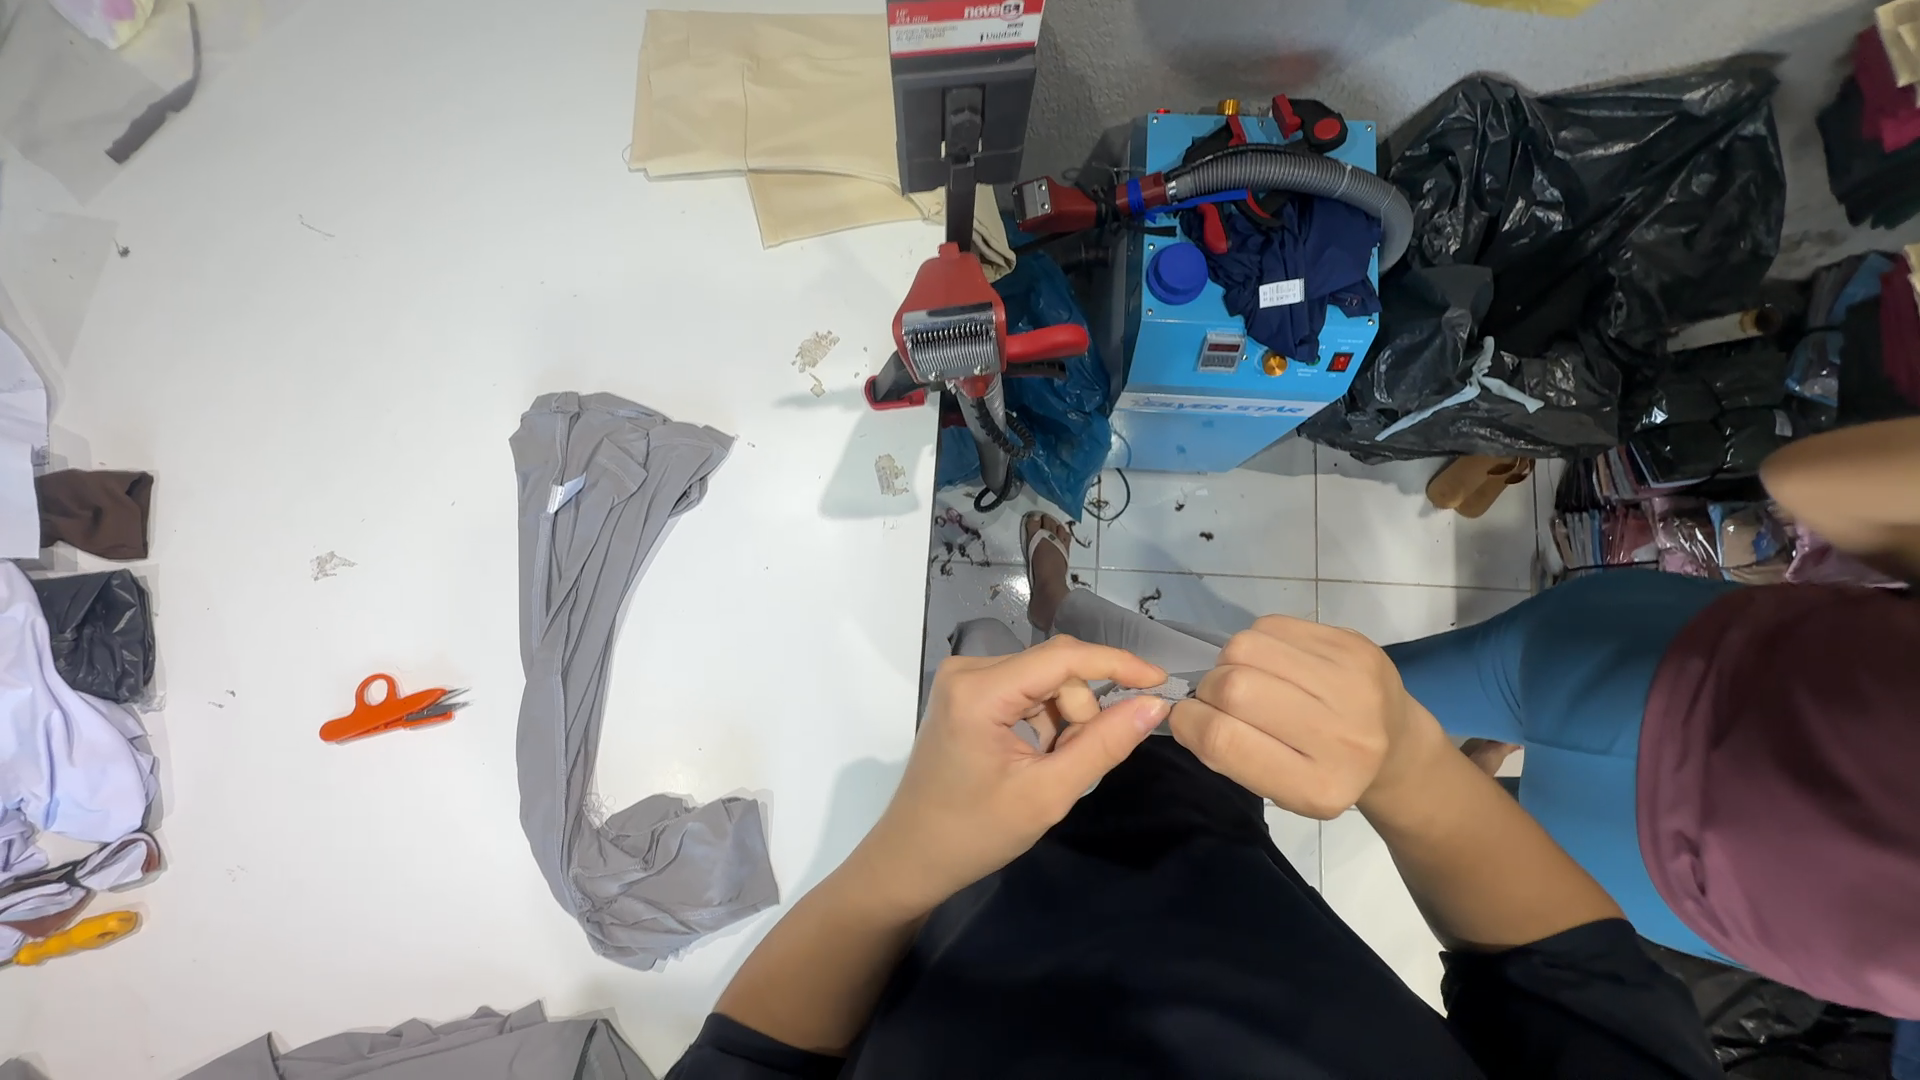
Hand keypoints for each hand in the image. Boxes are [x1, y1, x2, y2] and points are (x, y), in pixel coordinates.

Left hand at [855, 636, 1170, 909]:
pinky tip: (1034, 755)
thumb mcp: (1047, 793)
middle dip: (1082, 708)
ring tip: (1049, 765)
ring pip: (1043, 678)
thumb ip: (1103, 745)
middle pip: (1054, 667)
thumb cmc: (975, 834)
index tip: (1161, 682)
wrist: (912, 857)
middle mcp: (968, 670)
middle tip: (1076, 759)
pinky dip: (1043, 718)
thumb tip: (1154, 706)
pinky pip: (1025, 689)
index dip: (1117, 664)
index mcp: (979, 690)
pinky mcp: (966, 692)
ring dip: (1063, 716)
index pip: (1063, 657)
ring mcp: (964, 679)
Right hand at [1170, 615, 1426, 819]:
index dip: (1188, 721)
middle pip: (1233, 687)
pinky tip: (1276, 661)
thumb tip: (1180, 707)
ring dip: (1230, 660)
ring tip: (1250, 676)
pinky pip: (1272, 624)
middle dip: (1209, 687)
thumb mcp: (1275, 787)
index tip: (1188, 718)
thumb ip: (1225, 753)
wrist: (1396, 748)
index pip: (1222, 739)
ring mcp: (1354, 685)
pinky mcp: (1355, 645)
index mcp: (1317, 788)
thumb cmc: (1322, 770)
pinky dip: (1257, 640)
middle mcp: (1344, 738)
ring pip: (1246, 646)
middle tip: (1220, 698)